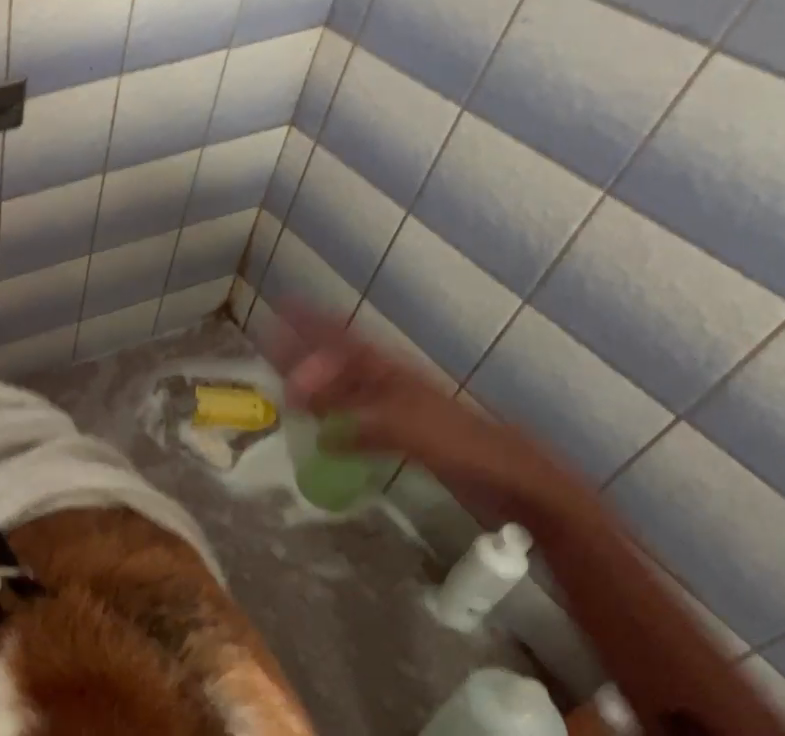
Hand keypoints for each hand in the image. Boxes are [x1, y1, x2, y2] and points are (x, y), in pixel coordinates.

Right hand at [259, 305, 584, 522]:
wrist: (513, 478)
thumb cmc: (461, 444)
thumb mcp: (405, 429)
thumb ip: (359, 427)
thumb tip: (320, 437)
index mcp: (389, 371)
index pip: (341, 338)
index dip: (313, 320)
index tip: (283, 305)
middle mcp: (389, 383)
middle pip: (338, 359)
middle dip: (306, 351)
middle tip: (270, 348)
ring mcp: (396, 408)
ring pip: (345, 388)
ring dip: (317, 385)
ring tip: (287, 389)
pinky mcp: (403, 435)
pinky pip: (355, 417)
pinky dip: (334, 417)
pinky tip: (323, 430)